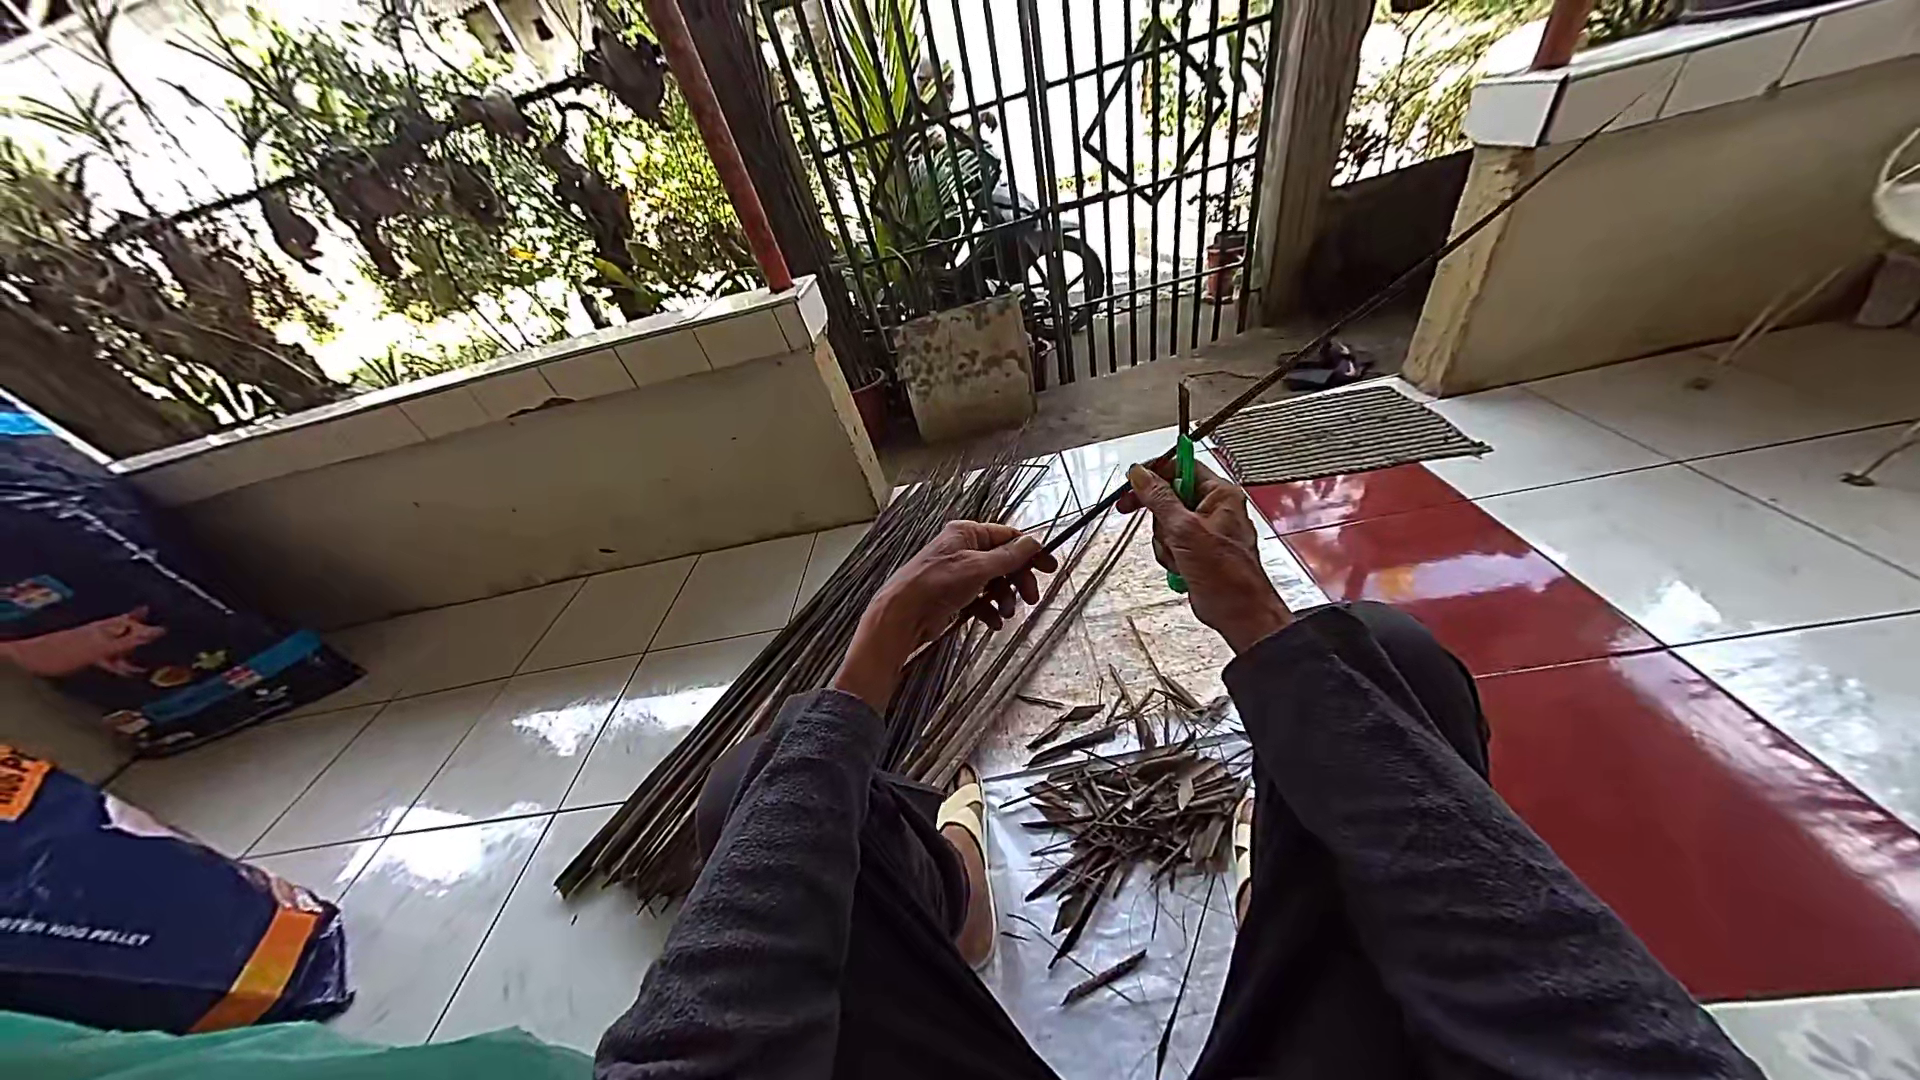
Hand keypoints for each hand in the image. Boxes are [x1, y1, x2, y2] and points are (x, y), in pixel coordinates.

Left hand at [831, 521, 1058, 708]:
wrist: (903, 615)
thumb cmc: (935, 584)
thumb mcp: (979, 567)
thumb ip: (1009, 556)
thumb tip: (1033, 543)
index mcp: (967, 534)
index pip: (1008, 537)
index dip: (1030, 552)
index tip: (1049, 567)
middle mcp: (963, 550)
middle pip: (1004, 562)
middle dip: (1018, 580)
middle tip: (1031, 597)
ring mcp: (958, 574)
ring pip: (994, 583)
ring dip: (1004, 598)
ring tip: (1005, 612)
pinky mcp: (954, 596)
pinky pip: (981, 600)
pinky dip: (989, 610)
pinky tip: (992, 622)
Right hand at [1118, 459, 1291, 652]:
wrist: (1238, 611)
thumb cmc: (1227, 574)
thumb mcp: (1184, 529)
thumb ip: (1159, 498)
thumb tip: (1140, 474)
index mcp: (1219, 495)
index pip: (1182, 466)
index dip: (1155, 471)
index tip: (1134, 480)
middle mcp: (1213, 509)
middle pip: (1168, 495)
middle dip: (1156, 514)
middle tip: (1129, 508)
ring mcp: (1203, 530)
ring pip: (1164, 522)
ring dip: (1163, 540)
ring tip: (1178, 554)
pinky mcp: (1194, 550)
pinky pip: (1168, 542)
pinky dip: (1167, 554)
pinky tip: (1180, 566)